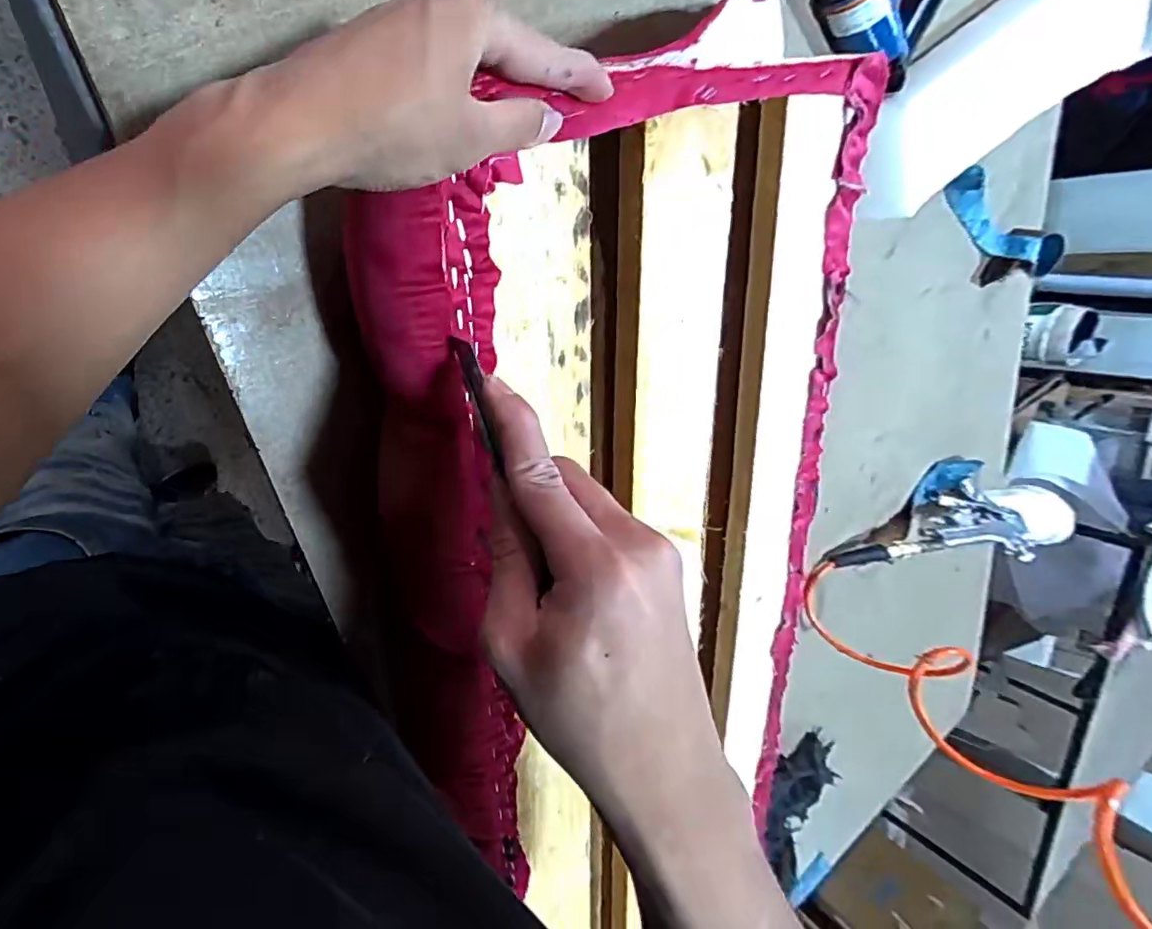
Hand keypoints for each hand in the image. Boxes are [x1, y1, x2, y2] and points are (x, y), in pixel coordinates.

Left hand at [254, 0, 612, 190]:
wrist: (295, 122)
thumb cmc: (390, 129)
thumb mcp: (466, 138)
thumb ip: (515, 125)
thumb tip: (545, 115)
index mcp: (474, 14)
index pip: (541, 53)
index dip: (577, 77)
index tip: (606, 90)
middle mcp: (436, 2)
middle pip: (495, 51)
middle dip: (518, 87)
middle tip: (539, 120)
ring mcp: (395, 18)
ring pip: (454, 61)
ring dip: (473, 96)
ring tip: (480, 132)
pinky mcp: (363, 42)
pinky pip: (420, 68)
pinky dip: (437, 95)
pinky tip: (428, 121)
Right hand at [480, 380, 795, 926]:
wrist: (667, 775)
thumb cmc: (578, 719)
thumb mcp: (511, 641)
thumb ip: (506, 557)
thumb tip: (501, 494)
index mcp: (595, 565)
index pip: (538, 473)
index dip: (508, 420)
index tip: (484, 377)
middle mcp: (637, 543)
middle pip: (562, 478)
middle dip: (524, 489)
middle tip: (505, 549)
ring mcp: (660, 551)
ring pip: (583, 498)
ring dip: (548, 514)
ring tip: (542, 587)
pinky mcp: (666, 563)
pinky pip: (603, 522)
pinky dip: (572, 532)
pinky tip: (569, 590)